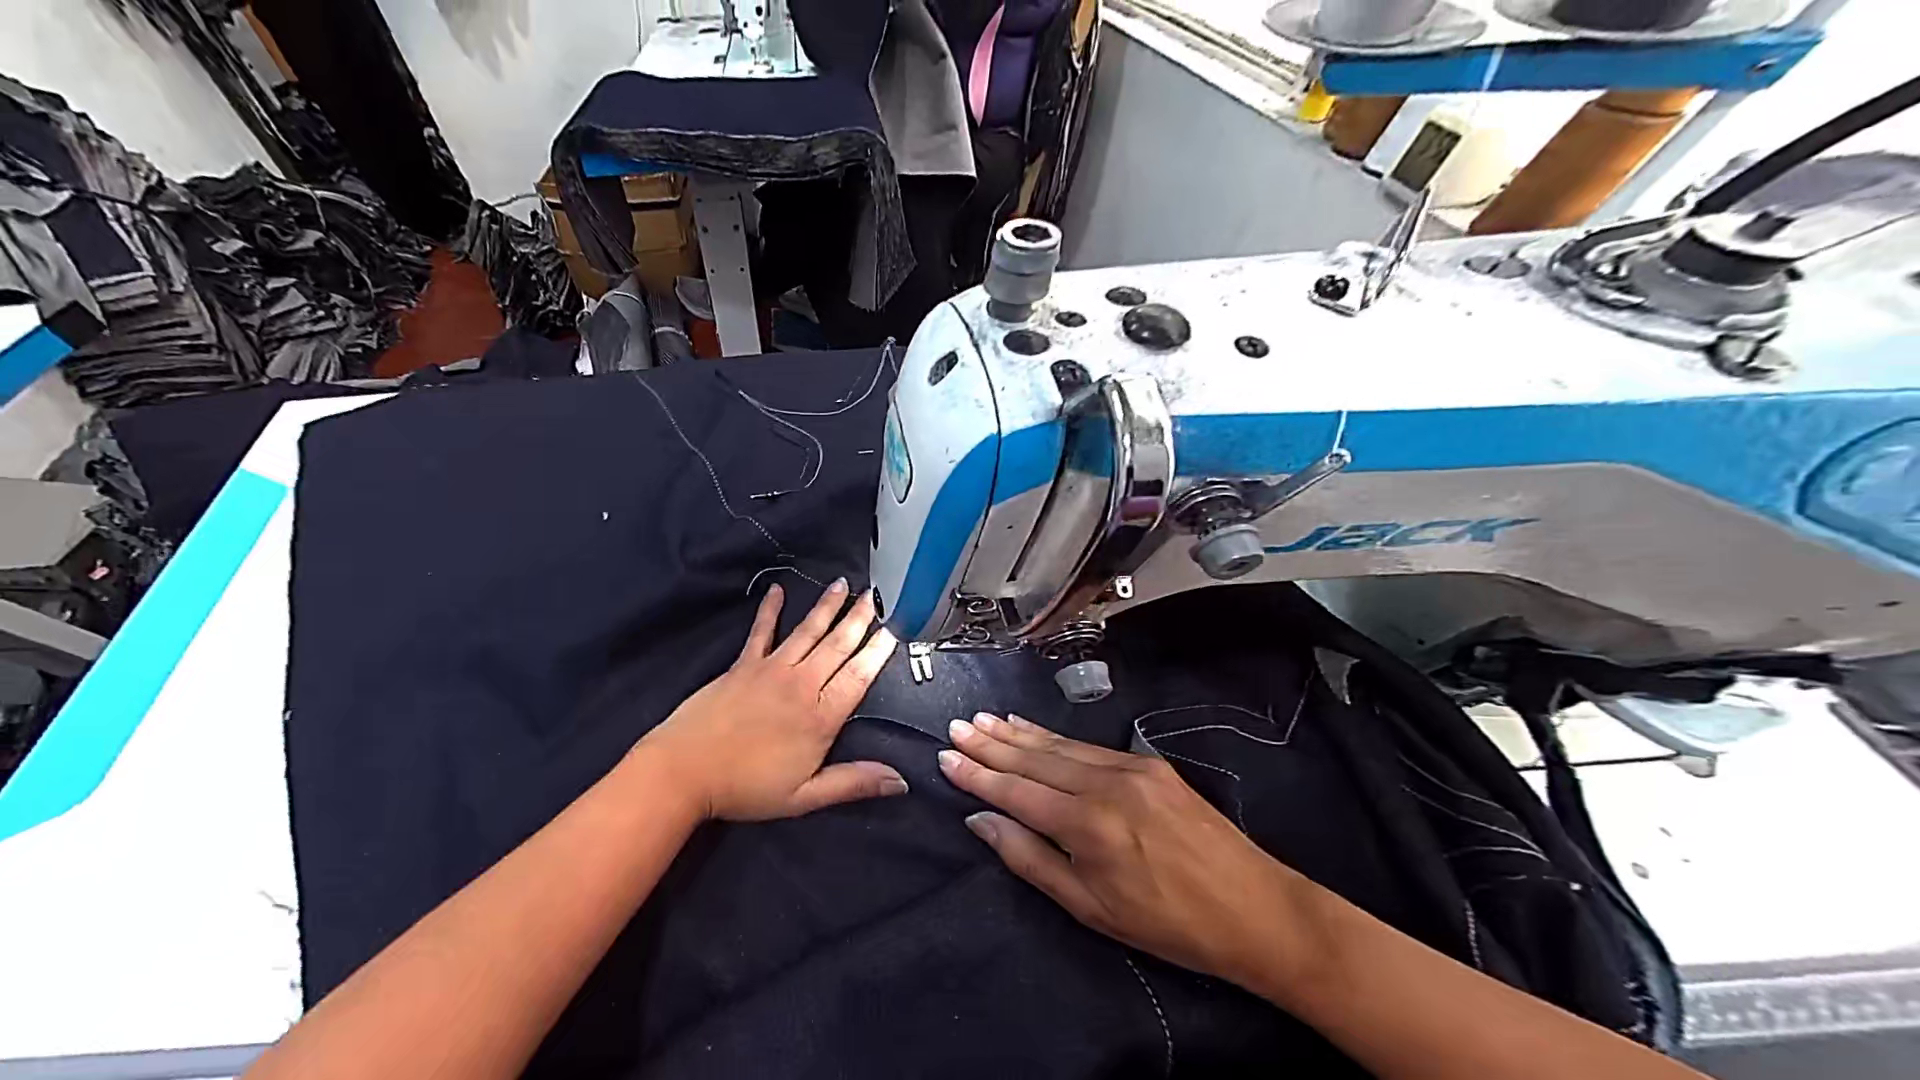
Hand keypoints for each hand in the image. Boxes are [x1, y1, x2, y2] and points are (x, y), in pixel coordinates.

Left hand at [637, 580, 902, 821]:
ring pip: (808, 631)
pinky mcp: (744, 665)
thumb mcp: (805, 797)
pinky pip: (761, 631)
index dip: (878, 652)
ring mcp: (771, 669)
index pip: (859, 676)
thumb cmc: (746, 787)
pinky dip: (770, 610)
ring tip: (844, 585)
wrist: (684, 771)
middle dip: (859, 620)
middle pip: (837, 645)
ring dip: (828, 607)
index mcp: (820, 716)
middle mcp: (801, 684)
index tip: (894, 631)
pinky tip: (777, 590)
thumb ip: (854, 783)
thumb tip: (900, 782)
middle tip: (874, 597)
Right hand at [940, 713, 1311, 992]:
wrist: (1255, 908)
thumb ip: (1030, 858)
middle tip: (958, 727)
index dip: (977, 774)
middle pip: (1034, 759)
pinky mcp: (1150, 764)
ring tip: (986, 721)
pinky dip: (1055, 738)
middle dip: (992, 744)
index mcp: (1087, 824)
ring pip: (1060, 746)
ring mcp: (1131, 767)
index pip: (1015, 791)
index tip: (947, 757)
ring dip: (1019, 734)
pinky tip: (1035, 731)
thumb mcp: (1090, 908)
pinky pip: (1089, 746)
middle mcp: (1105, 784)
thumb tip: (982, 820)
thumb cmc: (1168, 923)